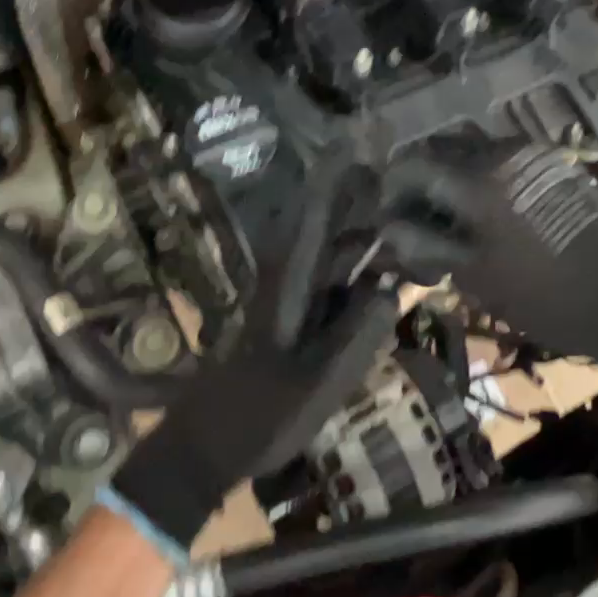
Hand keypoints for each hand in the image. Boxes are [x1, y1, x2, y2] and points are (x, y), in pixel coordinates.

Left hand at [102, 179, 396, 561]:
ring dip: (353, 233)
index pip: (314, 217)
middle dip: (351, 199)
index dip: (336, 181)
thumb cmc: (258, 416)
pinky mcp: (285, 323)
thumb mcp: (319, 381)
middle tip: (389, 176)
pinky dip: (347, 266)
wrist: (204, 449)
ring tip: (393, 220)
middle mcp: (283, 282)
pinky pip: (323, 280)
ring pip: (322, 254)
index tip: (360, 147)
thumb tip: (390, 286)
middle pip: (321, 228)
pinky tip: (370, 272)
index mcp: (287, 285)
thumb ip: (357, 333)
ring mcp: (283, 303)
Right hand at [381, 147, 597, 422]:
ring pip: (475, 152)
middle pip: (443, 150)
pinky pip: (506, 161)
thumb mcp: (477, 278)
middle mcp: (504, 154)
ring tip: (452, 220)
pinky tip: (489, 216)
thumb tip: (387, 226)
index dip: (391, 190)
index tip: (387, 217)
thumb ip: (426, 244)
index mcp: (479, 180)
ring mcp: (536, 155)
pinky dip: (486, 179)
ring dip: (454, 178)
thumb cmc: (548, 299)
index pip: (413, 166)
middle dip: (421, 180)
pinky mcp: (558, 166)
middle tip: (417, 220)